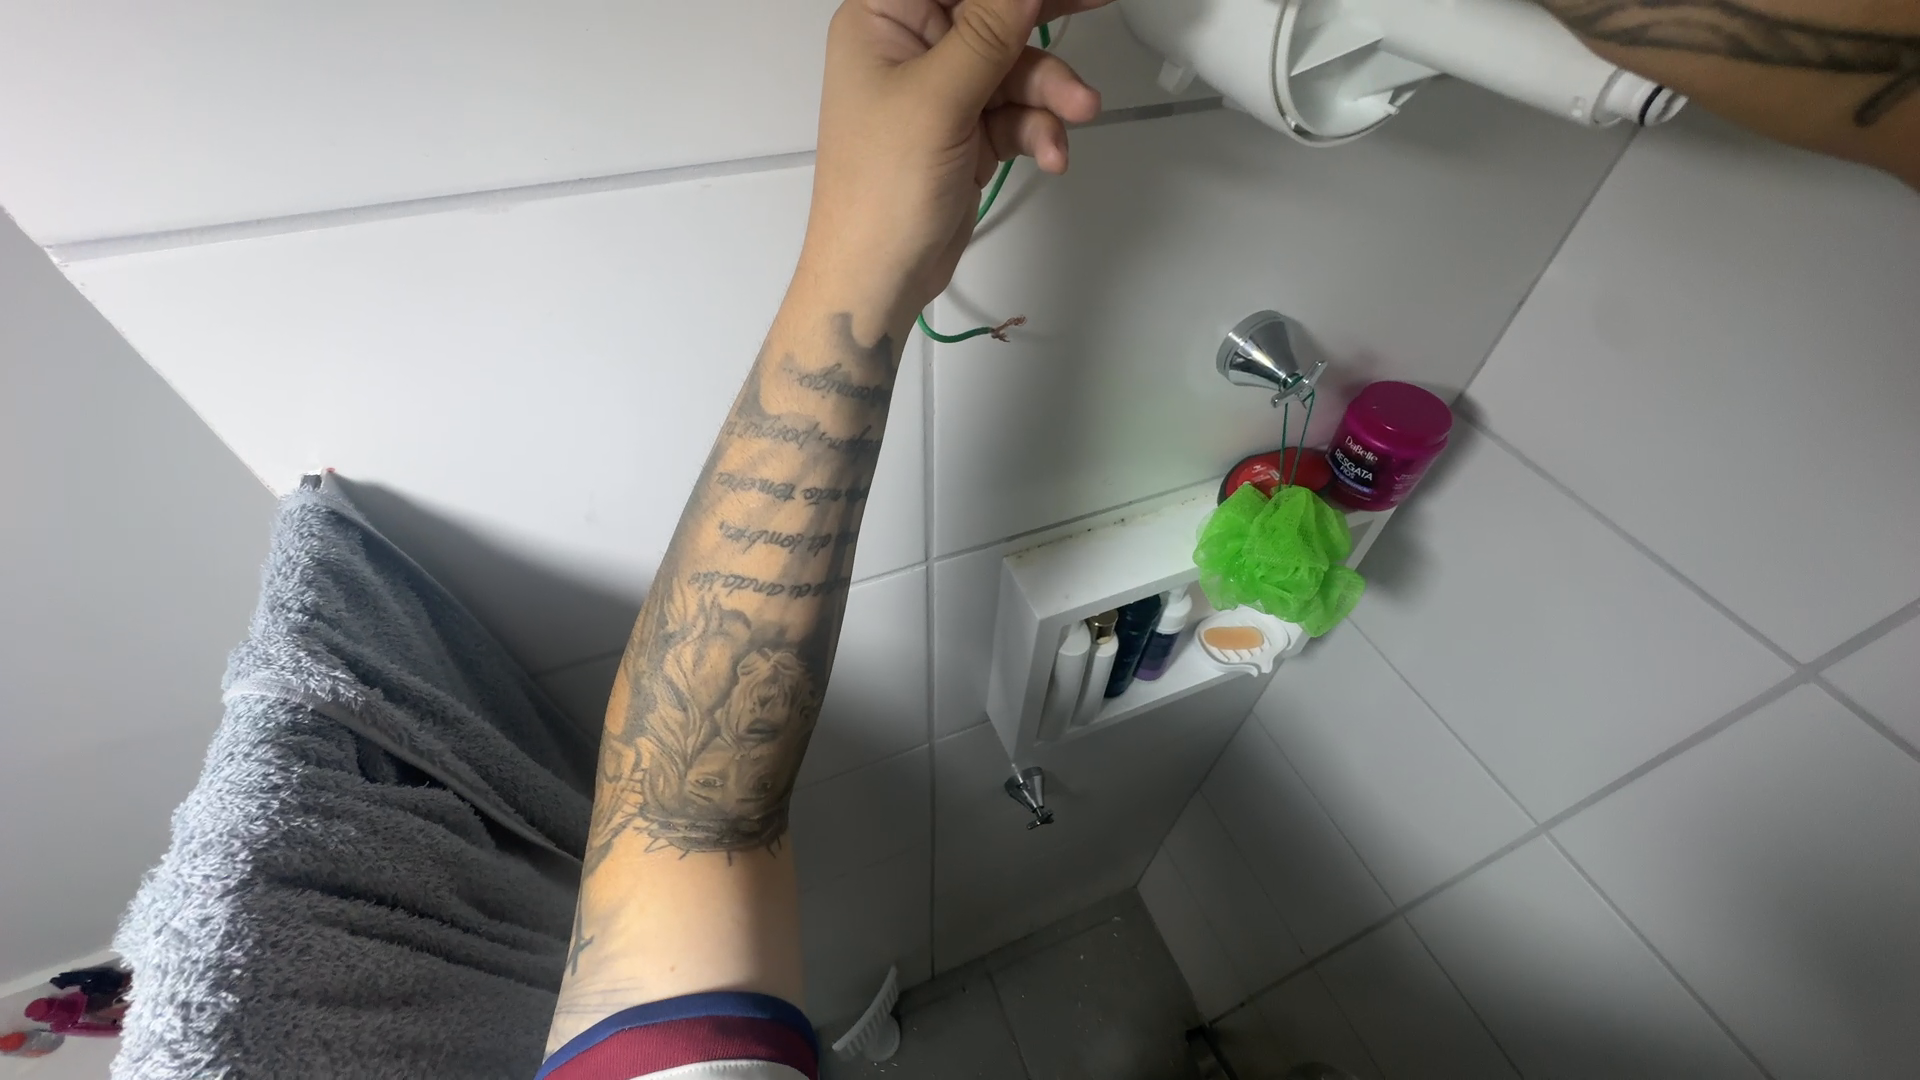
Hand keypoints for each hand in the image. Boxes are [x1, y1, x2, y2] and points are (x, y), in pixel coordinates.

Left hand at [794, 0, 1112, 341]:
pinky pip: (1014, 117)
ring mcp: (942, 97)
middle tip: (1099, 3)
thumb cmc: (881, 194)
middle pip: (992, 14)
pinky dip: (1037, 131)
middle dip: (1043, 19)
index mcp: (884, 19)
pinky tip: (1052, 152)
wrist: (880, 279)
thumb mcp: (937, 99)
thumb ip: (989, 31)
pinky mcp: (965, 138)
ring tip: (1080, 111)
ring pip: (1012, 70)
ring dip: (1049, 92)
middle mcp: (912, 50)